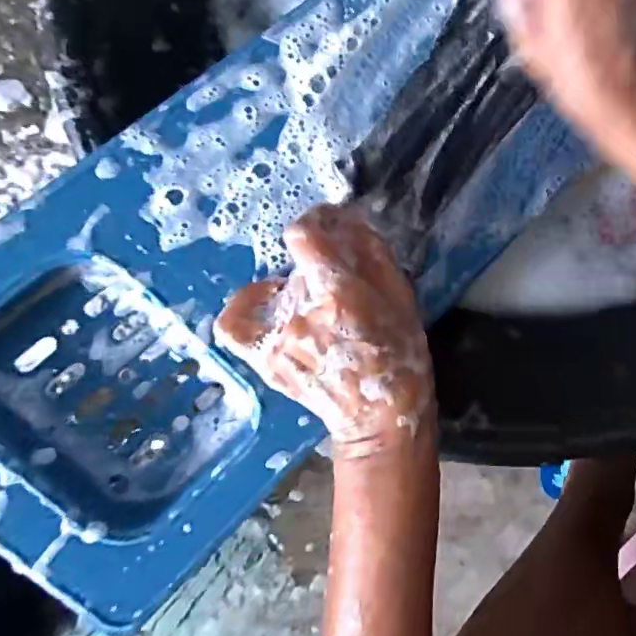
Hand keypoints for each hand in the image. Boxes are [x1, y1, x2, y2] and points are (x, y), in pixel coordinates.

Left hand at [217, 205, 433, 460]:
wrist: (380, 417)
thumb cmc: (400, 353)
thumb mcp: (401, 295)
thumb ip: (372, 251)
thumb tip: (347, 219)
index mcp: (337, 293)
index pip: (303, 234)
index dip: (315, 218)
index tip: (329, 222)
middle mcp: (299, 312)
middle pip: (297, 265)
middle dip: (320, 265)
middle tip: (343, 283)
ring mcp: (275, 339)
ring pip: (277, 289)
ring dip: (298, 288)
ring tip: (320, 308)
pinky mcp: (263, 360)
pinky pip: (234, 324)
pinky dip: (244, 306)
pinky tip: (266, 302)